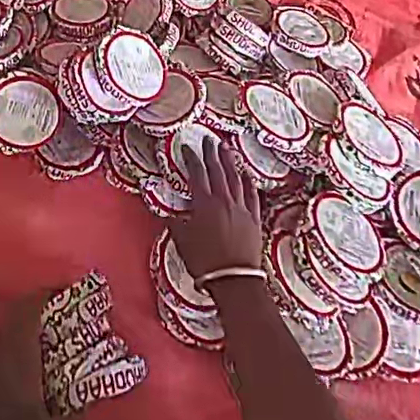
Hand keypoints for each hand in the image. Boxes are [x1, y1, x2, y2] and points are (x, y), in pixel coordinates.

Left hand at [0, 290, 78, 419]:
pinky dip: (26, 327)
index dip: (47, 294)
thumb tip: (96, 392)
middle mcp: (6, 351)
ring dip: (33, 312)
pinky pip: (10, 334)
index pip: (29, 312)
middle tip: (67, 301)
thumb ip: (76, 413)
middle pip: (18, 309)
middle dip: (42, 298)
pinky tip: (42, 345)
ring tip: (58, 318)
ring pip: (12, 320)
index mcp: (21, 359)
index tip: (70, 289)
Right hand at [171, 134, 265, 275]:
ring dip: (230, 161)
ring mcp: (241, 208)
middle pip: (217, 171)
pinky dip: (248, 182)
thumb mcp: (182, 241)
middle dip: (212, 153)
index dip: (192, 158)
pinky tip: (246, 174)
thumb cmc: (204, 261)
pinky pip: (252, 195)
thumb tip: (165, 211)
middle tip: (209, 139)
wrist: (235, 280)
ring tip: (226, 148)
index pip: (197, 174)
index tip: (188, 146)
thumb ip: (175, 222)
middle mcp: (224, 201)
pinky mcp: (254, 218)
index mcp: (204, 204)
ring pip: (235, 178)